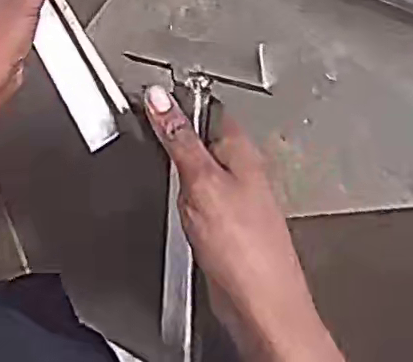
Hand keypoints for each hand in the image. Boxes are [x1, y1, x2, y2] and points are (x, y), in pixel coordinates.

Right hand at [144, 86, 342, 361]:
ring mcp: (236, 197)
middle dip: (174, 138)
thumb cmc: (246, 252)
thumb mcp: (200, 181)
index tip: (149, 98)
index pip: (203, 105)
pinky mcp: (227, 224)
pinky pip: (198, 197)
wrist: (264, 314)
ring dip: (178, 170)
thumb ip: (177, 137)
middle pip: (199, 135)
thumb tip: (159, 98)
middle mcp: (242, 169)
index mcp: (240, 148)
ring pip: (197, 168)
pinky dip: (184, 198)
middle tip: (153, 139)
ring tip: (168, 177)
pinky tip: (180, 210)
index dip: (175, 99)